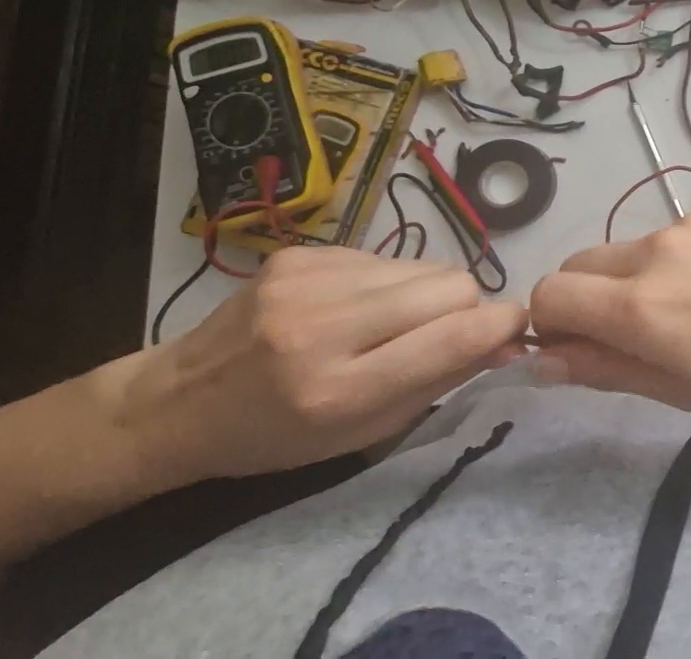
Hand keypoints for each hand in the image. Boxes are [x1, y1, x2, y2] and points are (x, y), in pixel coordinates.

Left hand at [109, 247, 528, 484]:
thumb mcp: (365, 431)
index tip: (516, 330)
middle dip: (466, 308)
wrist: (174, 403)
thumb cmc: (277, 434)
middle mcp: (322, 328)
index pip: (455, 337)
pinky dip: (391, 283)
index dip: (503, 326)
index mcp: (338, 391)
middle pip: (452, 286)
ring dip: (429, 293)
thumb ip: (442, 380)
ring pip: (426, 266)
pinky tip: (357, 306)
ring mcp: (308, 282)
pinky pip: (388, 258)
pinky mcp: (301, 255)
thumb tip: (510, 339)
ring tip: (393, 322)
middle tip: (444, 333)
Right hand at [528, 203, 690, 412]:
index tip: (579, 344)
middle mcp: (655, 252)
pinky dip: (680, 255)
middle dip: (586, 296)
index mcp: (638, 306)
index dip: (552, 323)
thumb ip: (602, 369)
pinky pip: (677, 232)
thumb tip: (542, 361)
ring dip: (635, 274)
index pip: (549, 294)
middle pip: (580, 261)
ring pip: (630, 247)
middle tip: (630, 328)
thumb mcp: (678, 390)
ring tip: (690, 303)